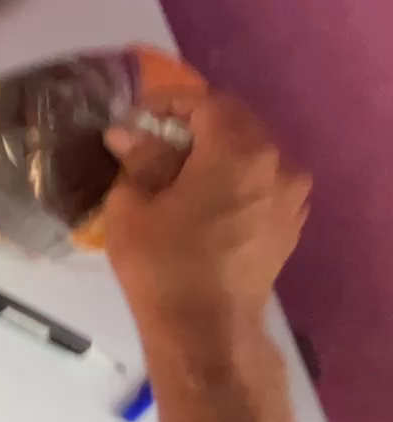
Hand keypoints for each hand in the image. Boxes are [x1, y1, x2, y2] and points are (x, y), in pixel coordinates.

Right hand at [102, 90, 310, 347]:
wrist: (205, 320)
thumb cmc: (160, 257)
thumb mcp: (133, 203)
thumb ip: (140, 159)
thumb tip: (129, 133)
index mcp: (239, 155)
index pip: (210, 104)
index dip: (170, 101)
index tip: (135, 113)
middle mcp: (278, 167)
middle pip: (237, 123)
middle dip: (191, 122)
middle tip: (146, 135)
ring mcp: (291, 195)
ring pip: (250, 151)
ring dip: (210, 148)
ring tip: (167, 165)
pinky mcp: (288, 219)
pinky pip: (259, 178)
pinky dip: (226, 172)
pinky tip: (193, 193)